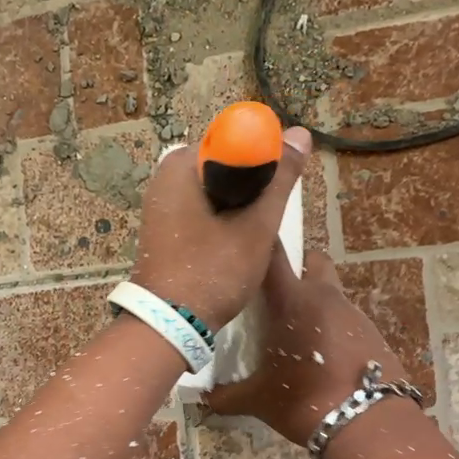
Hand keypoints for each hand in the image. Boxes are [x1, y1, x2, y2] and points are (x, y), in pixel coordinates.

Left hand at [129, 127, 311, 329]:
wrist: (169, 325)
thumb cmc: (213, 271)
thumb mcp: (256, 224)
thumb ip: (279, 178)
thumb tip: (299, 133)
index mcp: (178, 167)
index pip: (231, 140)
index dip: (262, 161)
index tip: (275, 190)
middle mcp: (162, 181)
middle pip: (223, 167)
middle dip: (250, 186)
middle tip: (266, 216)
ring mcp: (159, 207)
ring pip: (214, 192)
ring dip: (238, 206)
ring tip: (252, 234)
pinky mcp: (162, 231)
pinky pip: (200, 211)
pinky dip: (221, 220)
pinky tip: (234, 244)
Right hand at [203, 244, 410, 444]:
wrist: (370, 426)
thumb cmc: (304, 400)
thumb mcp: (256, 400)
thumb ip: (225, 395)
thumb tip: (203, 397)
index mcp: (293, 301)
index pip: (274, 254)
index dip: (261, 242)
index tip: (248, 243)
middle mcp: (325, 298)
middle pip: (313, 262)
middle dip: (297, 267)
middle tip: (275, 292)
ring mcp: (354, 314)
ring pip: (330, 293)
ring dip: (313, 303)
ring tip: (294, 334)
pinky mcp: (372, 335)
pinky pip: (345, 320)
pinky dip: (330, 328)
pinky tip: (319, 357)